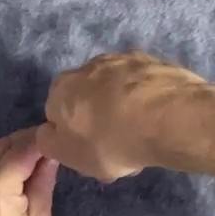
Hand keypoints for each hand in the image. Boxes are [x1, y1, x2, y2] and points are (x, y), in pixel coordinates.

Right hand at [34, 52, 212, 181]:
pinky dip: (146, 100)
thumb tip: (46, 132)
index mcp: (61, 88)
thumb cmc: (108, 141)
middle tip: (115, 144)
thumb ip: (49, 143)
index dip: (71, 133)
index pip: (56, 112)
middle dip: (98, 117)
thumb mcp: (67, 155)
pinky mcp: (155, 62)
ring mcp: (124, 60)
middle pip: (87, 97)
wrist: (168, 119)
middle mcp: (87, 66)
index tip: (88, 150)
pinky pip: (143, 86)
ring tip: (141, 133)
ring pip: (116, 89)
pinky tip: (158, 120)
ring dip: (123, 106)